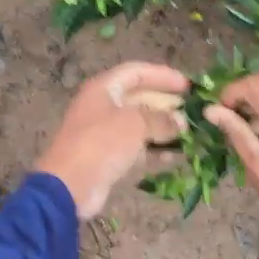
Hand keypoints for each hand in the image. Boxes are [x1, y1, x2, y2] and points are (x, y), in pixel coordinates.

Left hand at [35, 61, 189, 218]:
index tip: (186, 86)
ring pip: (138, 125)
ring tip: (186, 134)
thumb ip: (161, 119)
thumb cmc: (101, 144)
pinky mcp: (106, 157)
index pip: (136, 72)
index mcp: (103, 89)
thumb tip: (180, 122)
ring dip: (161, 129)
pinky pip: (134, 147)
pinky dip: (152, 150)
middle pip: (138, 98)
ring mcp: (103, 133)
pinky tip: (172, 156)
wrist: (70, 186)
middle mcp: (101, 106)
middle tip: (189, 111)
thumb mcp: (135, 124)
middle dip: (164, 104)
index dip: (162, 75)